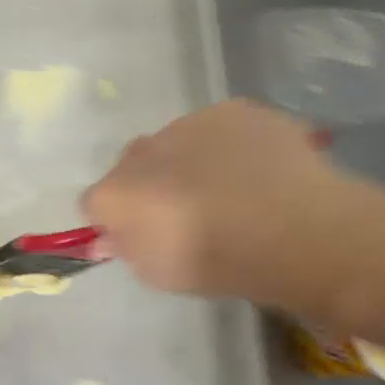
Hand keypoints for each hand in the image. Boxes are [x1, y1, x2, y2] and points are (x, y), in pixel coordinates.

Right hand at [81, 99, 384, 312]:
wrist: (289, 229)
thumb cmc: (213, 262)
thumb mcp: (156, 273)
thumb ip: (127, 247)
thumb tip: (110, 235)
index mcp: (114, 193)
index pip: (95, 202)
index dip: (114, 219)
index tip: (136, 235)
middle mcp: (142, 151)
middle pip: (133, 164)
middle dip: (148, 182)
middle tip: (179, 210)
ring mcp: (190, 124)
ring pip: (177, 141)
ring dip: (187, 159)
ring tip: (224, 188)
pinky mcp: (236, 111)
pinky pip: (220, 129)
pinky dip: (228, 146)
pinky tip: (252, 169)